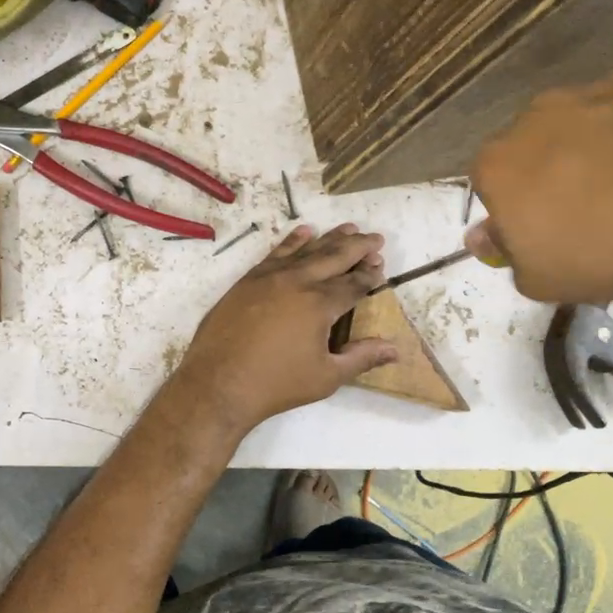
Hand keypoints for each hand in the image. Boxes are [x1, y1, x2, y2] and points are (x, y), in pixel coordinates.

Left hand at [170, 224, 397, 431]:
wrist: (217, 382)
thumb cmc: (275, 384)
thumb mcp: (325, 376)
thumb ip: (360, 357)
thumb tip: (395, 349)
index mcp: (320, 304)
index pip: (353, 284)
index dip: (369, 275)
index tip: (380, 265)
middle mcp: (296, 282)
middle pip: (333, 257)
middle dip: (357, 247)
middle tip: (374, 238)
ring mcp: (267, 278)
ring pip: (305, 251)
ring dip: (328, 239)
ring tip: (348, 228)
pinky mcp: (246, 282)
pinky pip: (274, 254)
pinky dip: (291, 242)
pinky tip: (303, 233)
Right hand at [468, 68, 612, 302]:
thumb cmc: (611, 245)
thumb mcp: (543, 281)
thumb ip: (508, 255)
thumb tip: (489, 236)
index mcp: (496, 165)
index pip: (490, 187)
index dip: (516, 211)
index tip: (545, 234)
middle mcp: (534, 117)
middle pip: (536, 147)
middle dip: (555, 172)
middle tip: (595, 211)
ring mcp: (599, 89)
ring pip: (589, 123)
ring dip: (604, 148)